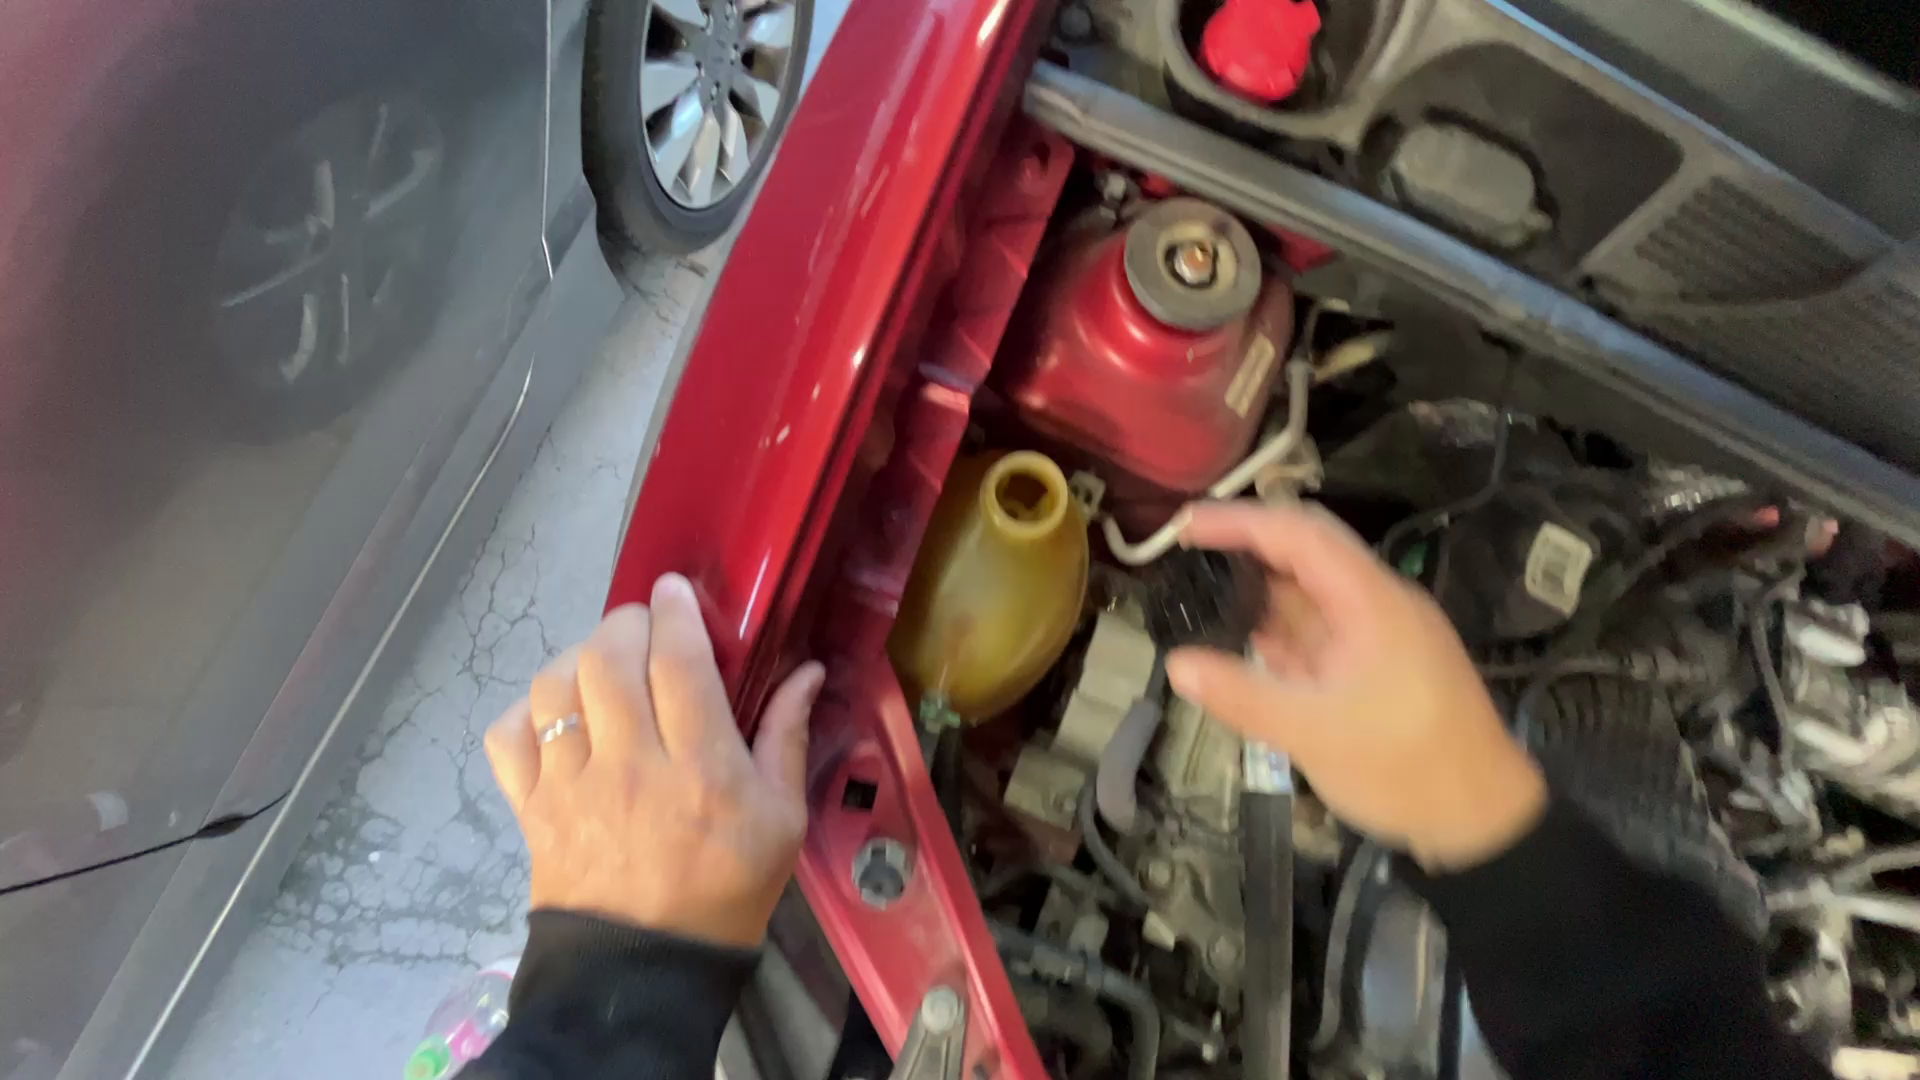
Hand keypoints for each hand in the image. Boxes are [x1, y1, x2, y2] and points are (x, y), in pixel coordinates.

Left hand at [485, 573, 824, 946]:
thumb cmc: (728, 885)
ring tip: (606, 663)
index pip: (680, 664)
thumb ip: (788, 735)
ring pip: (555, 686)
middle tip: (647, 626)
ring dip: (581, 656)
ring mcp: (570, 786)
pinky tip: (561, 712)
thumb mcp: (782, 816)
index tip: (676, 589)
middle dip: (627, 623)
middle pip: (608, 660)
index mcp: (701, 767)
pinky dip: (528, 708)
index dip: (677, 613)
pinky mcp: (531, 808)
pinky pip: (509, 736)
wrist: (645, 969)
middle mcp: (630, 766)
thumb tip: (808, 671)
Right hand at [1164, 502, 1546, 869]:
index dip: (1239, 522)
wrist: (1482, 823)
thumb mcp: (1314, 734)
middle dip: (1242, 548)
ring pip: (1304, 593)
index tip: (1185, 526)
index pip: (1300, 535)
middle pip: (1302, 554)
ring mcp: (1372, 633)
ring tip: (1196, 594)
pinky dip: (1272, 629)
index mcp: (1371, 603)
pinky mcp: (1367, 661)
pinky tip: (1236, 640)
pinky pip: (1311, 629)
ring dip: (1254, 592)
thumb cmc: (1406, 769)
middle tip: (1183, 552)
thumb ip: (1241, 696)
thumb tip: (1176, 665)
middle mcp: (1373, 604)